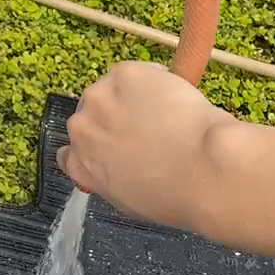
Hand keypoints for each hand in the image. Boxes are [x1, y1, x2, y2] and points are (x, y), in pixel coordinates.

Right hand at [56, 60, 239, 231]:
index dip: (95, 144)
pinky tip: (176, 101)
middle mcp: (79, 127)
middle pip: (91, 113)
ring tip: (168, 116)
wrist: (204, 168)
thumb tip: (122, 165)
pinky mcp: (123, 73)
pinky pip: (140, 74)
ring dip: (133, 97)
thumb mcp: (132, 201)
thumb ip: (112, 178)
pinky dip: (157, 82)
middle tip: (149, 129)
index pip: (70, 152)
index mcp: (80, 163)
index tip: (114, 145)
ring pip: (114, 90)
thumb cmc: (177, 195)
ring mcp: (99, 95)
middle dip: (114, 117)